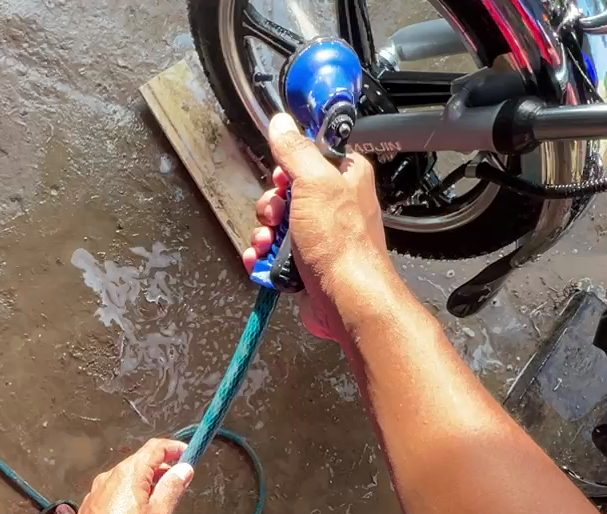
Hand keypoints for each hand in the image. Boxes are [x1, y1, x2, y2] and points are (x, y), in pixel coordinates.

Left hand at [58, 438, 194, 513]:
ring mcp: (97, 492)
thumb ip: (171, 489)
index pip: (155, 448)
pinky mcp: (91, 507)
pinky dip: (131, 496)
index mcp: (128, 474)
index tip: (189, 456)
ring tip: (161, 506)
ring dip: (147, 485)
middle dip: (163, 469)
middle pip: (140, 462)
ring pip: (127, 479)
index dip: (175, 449)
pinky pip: (115, 493)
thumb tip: (183, 469)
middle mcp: (109, 477)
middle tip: (180, 485)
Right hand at [241, 113, 397, 342]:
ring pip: (275, 227)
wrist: (344, 299)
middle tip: (277, 218)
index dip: (287, 170)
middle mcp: (332, 207)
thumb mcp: (315, 182)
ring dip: (262, 236)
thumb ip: (296, 150)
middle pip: (284, 195)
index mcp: (343, 178)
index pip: (307, 159)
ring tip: (267, 245)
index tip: (283, 180)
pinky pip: (272, 256)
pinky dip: (262, 259)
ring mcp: (317, 238)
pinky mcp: (303, 266)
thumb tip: (280, 122)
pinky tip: (261, 262)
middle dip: (270, 208)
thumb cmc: (339, 243)